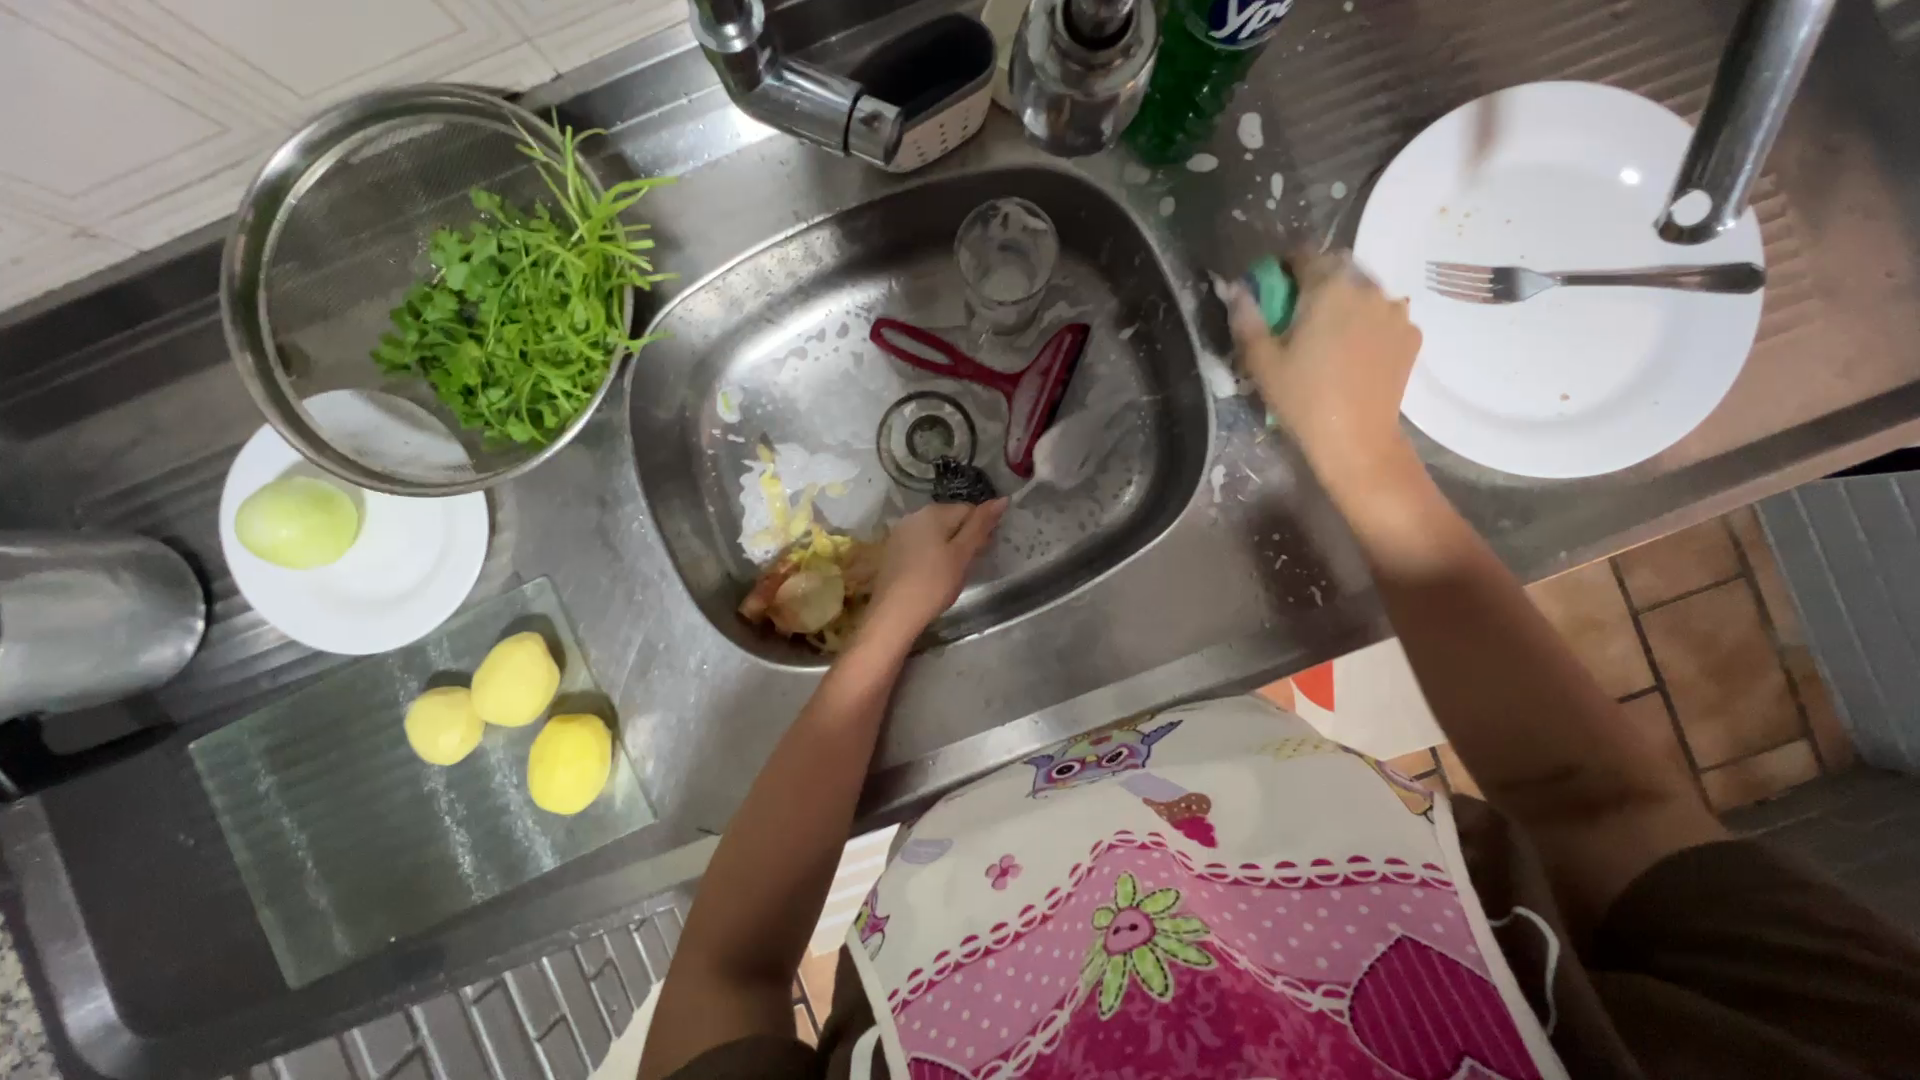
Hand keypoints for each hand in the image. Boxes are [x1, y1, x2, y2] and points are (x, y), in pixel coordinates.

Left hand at [862, 499, 1007, 643]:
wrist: (893, 613)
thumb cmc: (934, 583)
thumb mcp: (962, 554)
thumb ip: (981, 526)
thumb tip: (1002, 499)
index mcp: (933, 512)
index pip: (968, 510)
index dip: (981, 529)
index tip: (984, 552)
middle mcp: (913, 516)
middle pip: (949, 519)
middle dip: (964, 537)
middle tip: (969, 564)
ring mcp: (899, 533)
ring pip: (934, 533)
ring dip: (947, 546)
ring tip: (952, 572)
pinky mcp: (892, 551)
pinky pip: (919, 545)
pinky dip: (930, 555)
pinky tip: (932, 575)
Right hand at [1230, 249, 1422, 487]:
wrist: (1357, 440)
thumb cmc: (1303, 399)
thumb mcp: (1262, 362)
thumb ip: (1247, 318)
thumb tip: (1236, 289)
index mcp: (1328, 287)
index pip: (1304, 255)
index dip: (1285, 267)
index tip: (1273, 287)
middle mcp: (1368, 288)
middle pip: (1338, 270)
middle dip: (1317, 282)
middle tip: (1299, 315)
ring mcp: (1395, 311)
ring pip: (1364, 292)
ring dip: (1346, 303)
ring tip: (1330, 336)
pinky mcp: (1410, 335)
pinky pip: (1384, 317)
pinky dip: (1368, 324)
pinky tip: (1355, 353)